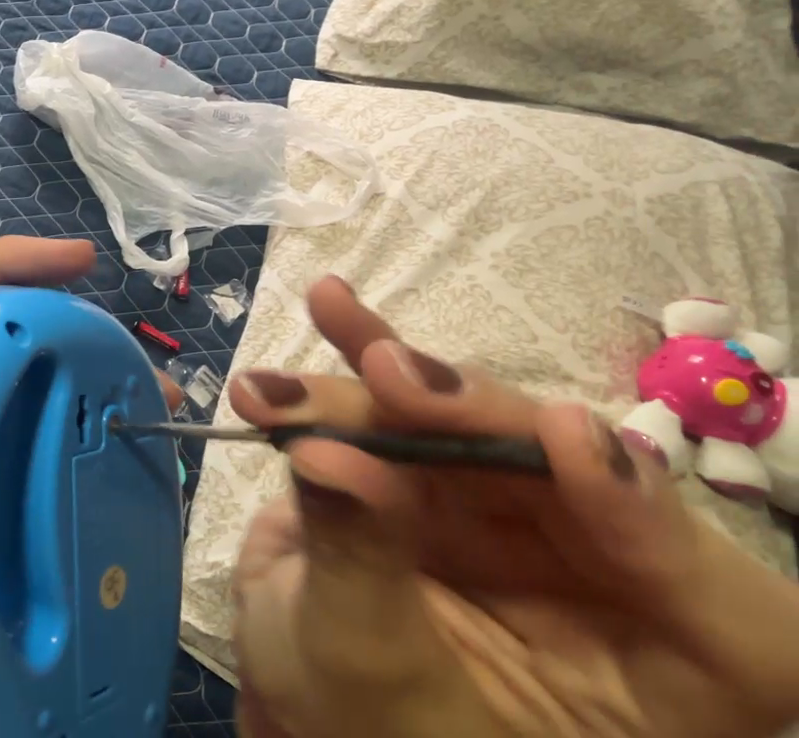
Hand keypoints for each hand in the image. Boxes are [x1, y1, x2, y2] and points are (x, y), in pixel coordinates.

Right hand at [230, 277, 798, 737]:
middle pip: (565, 478)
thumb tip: (327, 456)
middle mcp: (596, 580)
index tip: (564, 441)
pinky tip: (328, 310)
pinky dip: (353, 364)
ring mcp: (507, 515)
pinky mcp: (430, 472)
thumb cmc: (351, 723)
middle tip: (385, 376)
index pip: (717, 613)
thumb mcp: (360, 660)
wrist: (288, 696)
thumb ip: (360, 563)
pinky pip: (403, 408)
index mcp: (647, 682)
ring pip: (468, 424)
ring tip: (293, 372)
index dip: (651, 520)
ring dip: (372, 383)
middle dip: (468, 418)